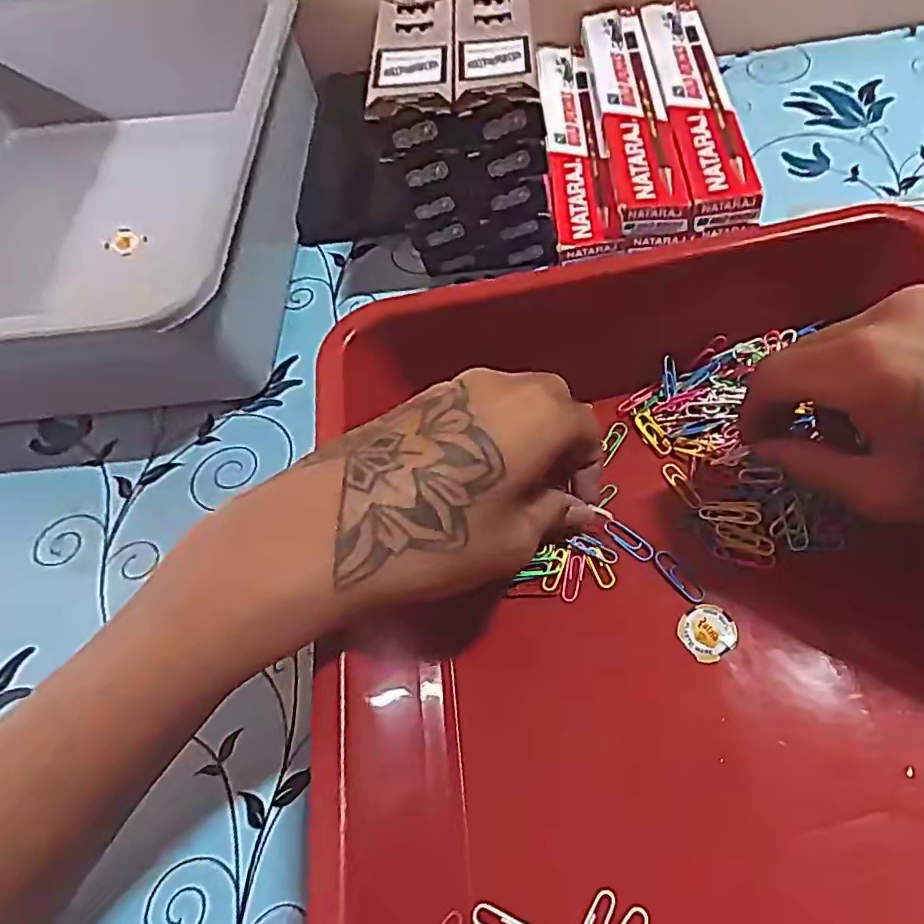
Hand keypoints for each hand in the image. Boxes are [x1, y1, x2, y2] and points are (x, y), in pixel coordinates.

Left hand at [141, 368, 601, 679]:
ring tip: (508, 486)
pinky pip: (474, 407)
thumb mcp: (515, 539)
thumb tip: (585, 512)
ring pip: (512, 401)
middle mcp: (503, 384)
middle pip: (552, 403)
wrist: (332, 526)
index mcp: (540, 413)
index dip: (590, 469)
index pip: (587, 428)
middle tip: (548, 492)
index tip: (577, 505)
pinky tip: (468, 475)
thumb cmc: (441, 536)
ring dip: (525, 436)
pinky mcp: (418, 397)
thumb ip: (556, 515)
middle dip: (561, 444)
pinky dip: (490, 433)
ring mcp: (455, 385)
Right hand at [738, 284, 923, 560]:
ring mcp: (921, 298)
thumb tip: (768, 449)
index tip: (756, 450)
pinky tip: (900, 407)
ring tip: (860, 436)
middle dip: (790, 404)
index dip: (751, 417)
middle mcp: (882, 312)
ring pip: (836, 341)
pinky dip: (861, 369)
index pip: (771, 376)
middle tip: (806, 451)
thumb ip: (812, 465)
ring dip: (826, 387)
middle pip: (801, 354)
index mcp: (862, 359)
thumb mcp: (889, 490)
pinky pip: (875, 332)